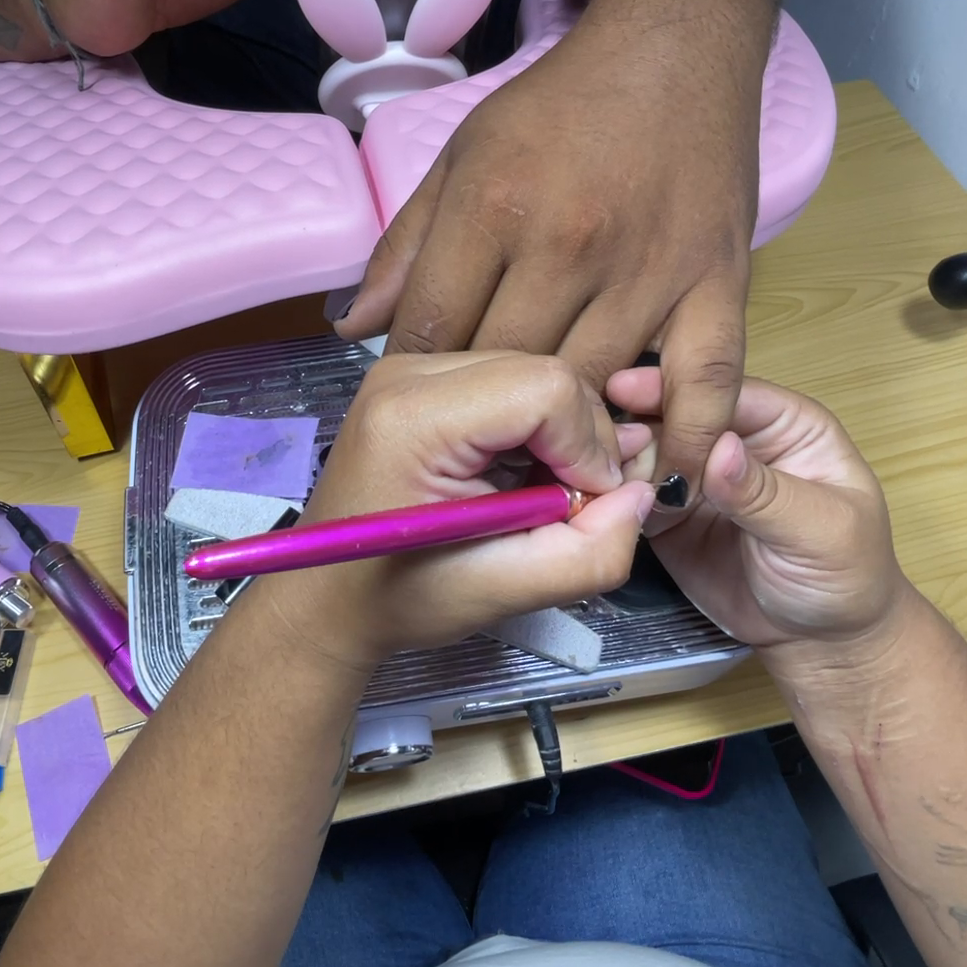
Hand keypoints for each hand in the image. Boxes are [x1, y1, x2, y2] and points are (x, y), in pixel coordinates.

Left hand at [254, 353, 656, 672]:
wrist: (325, 594)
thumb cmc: (399, 598)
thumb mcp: (504, 592)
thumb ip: (591, 553)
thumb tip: (641, 492)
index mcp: (412, 416)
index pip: (547, 389)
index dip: (587, 449)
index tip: (577, 508)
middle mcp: (406, 371)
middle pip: (544, 373)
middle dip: (577, 443)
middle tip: (563, 507)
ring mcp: (409, 368)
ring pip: (532, 374)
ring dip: (556, 438)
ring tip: (533, 496)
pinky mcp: (418, 378)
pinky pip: (507, 382)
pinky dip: (530, 430)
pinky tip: (512, 475)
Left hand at [331, 8, 759, 509]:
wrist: (675, 50)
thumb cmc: (554, 111)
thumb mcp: (457, 160)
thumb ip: (401, 251)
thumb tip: (350, 327)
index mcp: (491, 209)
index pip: (433, 331)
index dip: (416, 381)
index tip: (420, 404)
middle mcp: (567, 245)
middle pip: (504, 373)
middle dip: (482, 415)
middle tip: (475, 441)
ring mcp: (647, 271)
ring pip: (588, 389)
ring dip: (561, 438)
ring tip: (541, 466)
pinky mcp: (718, 286)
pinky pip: (705, 385)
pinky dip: (683, 442)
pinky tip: (657, 484)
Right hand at [604, 370, 911, 649]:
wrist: (815, 640)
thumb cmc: (843, 577)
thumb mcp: (821, 531)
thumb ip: (767, 492)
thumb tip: (720, 450)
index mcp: (782, 425)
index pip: (724, 392)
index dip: (678, 391)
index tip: (627, 390)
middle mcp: (731, 441)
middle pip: (674, 415)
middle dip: (637, 422)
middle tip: (596, 436)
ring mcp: (693, 477)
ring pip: (646, 452)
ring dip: (618, 459)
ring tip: (591, 472)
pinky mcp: (665, 513)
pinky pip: (633, 495)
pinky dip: (612, 494)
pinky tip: (593, 497)